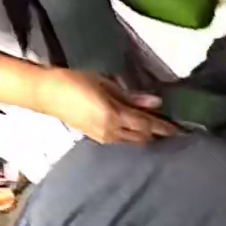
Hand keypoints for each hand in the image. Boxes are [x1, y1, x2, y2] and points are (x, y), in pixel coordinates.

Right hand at [38, 68, 177, 144]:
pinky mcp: (99, 140)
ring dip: (146, 137)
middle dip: (157, 134)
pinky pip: (123, 142)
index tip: (180, 130)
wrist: (45, 94)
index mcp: (115, 117)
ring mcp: (105, 139)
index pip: (147, 125)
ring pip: (134, 142)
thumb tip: (156, 102)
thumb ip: (131, 97)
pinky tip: (138, 132)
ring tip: (158, 132)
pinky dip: (134, 138)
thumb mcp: (105, 85)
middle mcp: (113, 132)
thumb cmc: (74, 82)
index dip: (165, 128)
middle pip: (143, 137)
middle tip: (171, 129)